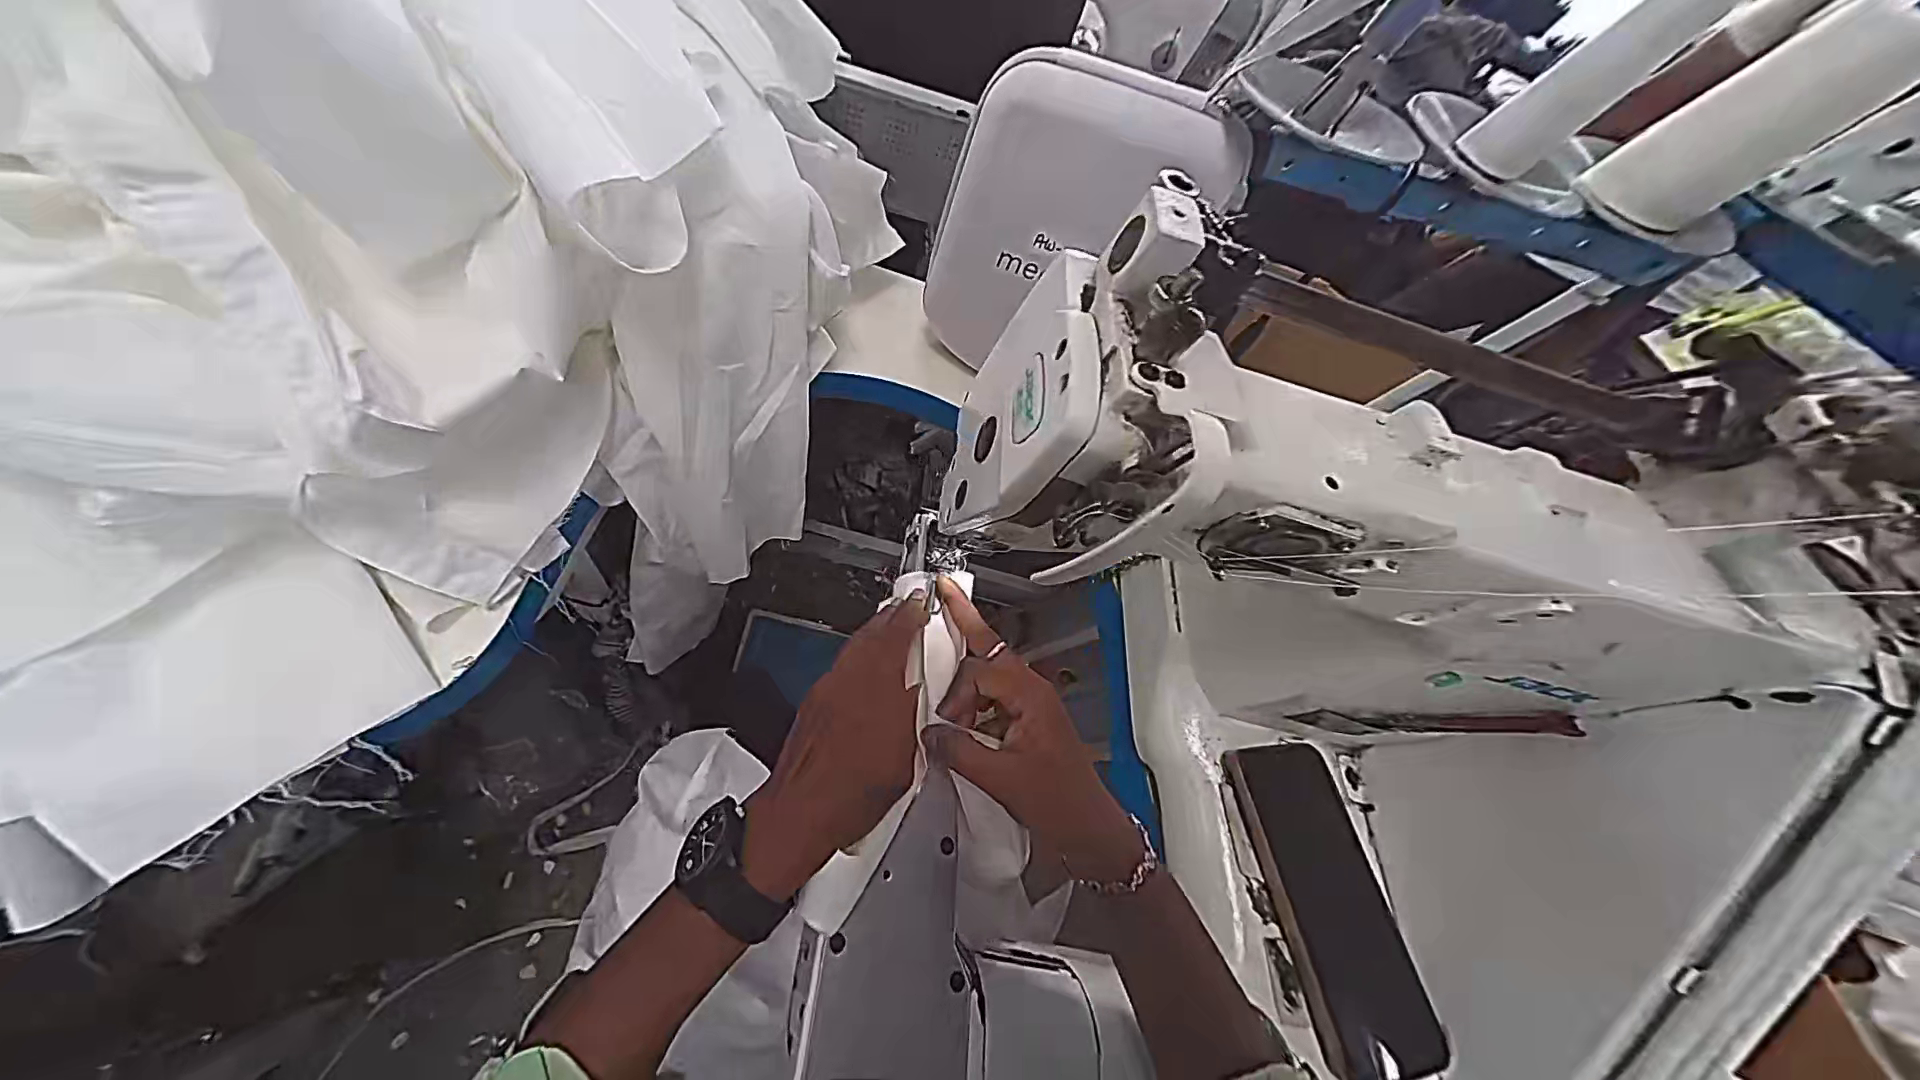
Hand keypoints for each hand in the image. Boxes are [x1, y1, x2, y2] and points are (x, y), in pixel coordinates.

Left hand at [743, 593, 928, 900]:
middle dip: (893, 616)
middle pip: (874, 633)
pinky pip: (841, 664)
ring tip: (887, 628)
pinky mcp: (815, 700)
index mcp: (882, 691)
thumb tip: (920, 698)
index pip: (899, 636)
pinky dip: (856, 655)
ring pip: (855, 646)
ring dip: (874, 632)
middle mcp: (853, 682)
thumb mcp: (907, 758)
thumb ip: (915, 717)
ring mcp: (830, 688)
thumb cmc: (852, 793)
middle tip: (906, 607)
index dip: (912, 615)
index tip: (920, 603)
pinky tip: (863, 665)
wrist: (801, 810)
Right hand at [925, 578, 1145, 883]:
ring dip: (964, 680)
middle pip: (990, 650)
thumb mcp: (1001, 778)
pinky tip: (958, 722)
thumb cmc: (1062, 801)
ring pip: (989, 674)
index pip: (980, 671)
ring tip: (943, 687)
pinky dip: (971, 704)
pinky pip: (991, 700)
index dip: (954, 694)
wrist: (1088, 827)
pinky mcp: (1024, 723)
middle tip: (944, 595)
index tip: (937, 709)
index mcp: (1030, 695)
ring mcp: (1029, 706)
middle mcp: (1031, 692)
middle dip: (963, 628)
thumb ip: (959, 751)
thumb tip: (930, 734)